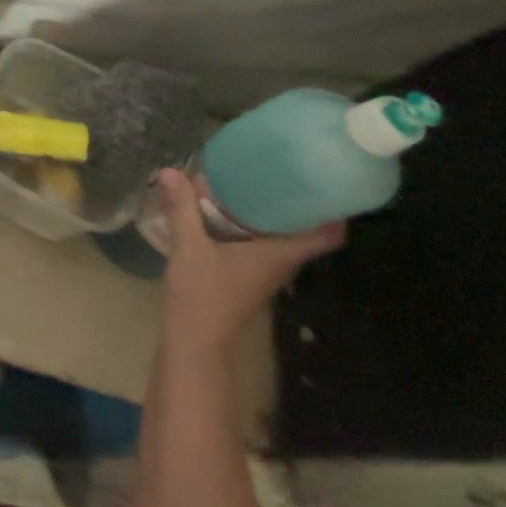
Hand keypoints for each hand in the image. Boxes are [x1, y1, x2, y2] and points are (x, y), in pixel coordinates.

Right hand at [156, 169, 344, 353]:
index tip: (324, 183)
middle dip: (297, 203)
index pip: (331, 235)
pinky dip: (252, 227)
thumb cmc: (201, 292)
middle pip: (305, 230)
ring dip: (271, 215)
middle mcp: (282, 262)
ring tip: (252, 187)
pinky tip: (226, 215)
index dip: (335, 210)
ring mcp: (265, 271)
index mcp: (281, 254)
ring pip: (282, 237)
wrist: (194, 336)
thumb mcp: (189, 247)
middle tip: (282, 173)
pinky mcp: (249, 276)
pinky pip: (262, 244)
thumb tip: (170, 170)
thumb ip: (182, 209)